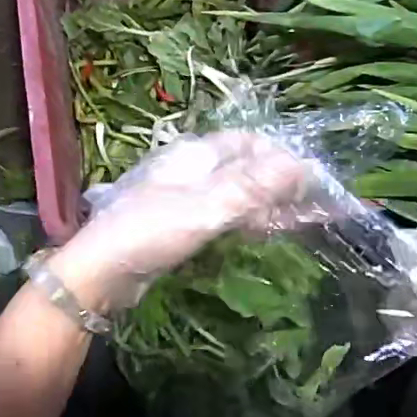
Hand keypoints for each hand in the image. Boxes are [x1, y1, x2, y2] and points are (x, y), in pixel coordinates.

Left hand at [48, 132, 311, 312]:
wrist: (97, 274)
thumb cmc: (148, 232)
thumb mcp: (204, 208)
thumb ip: (253, 186)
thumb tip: (304, 164)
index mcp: (195, 154)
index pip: (250, 142)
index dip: (284, 157)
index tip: (315, 180)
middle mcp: (190, 168)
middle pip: (246, 167)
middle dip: (281, 182)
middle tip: (318, 205)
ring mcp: (183, 196)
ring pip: (236, 192)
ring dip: (267, 203)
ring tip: (302, 220)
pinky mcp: (178, 223)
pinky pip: (222, 214)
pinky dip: (247, 219)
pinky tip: (261, 231)